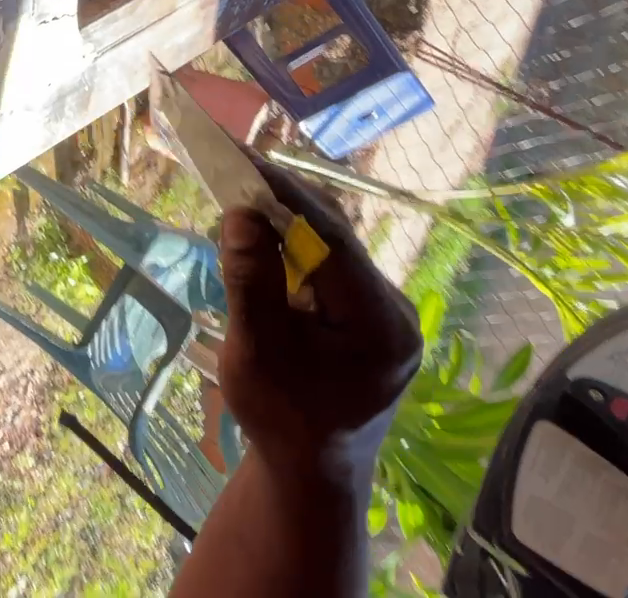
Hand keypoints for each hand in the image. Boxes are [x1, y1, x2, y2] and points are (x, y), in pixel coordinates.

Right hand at [216, 162, 420, 482]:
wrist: (307, 468)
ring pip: (332, 249)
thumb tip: (239, 213)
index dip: (286, 194)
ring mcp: (382, 315)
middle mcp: (392, 310)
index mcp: (378, 321)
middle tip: (235, 165)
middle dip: (285, 199)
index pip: (331, 238)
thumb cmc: (279, 414)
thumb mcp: (256, 349)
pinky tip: (261, 236)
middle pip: (336, 237)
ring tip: (241, 191)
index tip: (243, 159)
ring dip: (286, 219)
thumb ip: (251, 280)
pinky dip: (292, 246)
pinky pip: (328, 269)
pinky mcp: (365, 320)